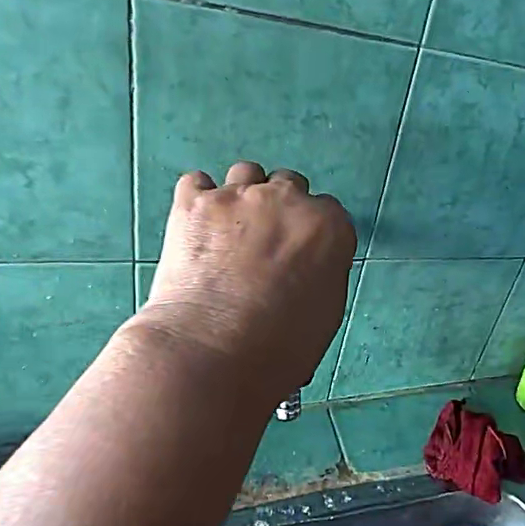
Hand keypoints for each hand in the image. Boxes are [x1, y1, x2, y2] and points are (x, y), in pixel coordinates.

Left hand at [132, 161, 356, 397]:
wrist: (212, 352)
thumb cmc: (279, 347)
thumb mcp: (326, 313)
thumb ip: (323, 272)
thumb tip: (308, 267)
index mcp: (329, 227)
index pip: (329, 212)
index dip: (313, 235)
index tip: (301, 256)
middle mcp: (288, 200)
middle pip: (289, 184)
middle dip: (280, 209)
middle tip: (264, 244)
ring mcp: (239, 196)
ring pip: (246, 173)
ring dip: (243, 195)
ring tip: (229, 231)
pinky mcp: (194, 202)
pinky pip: (198, 181)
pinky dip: (198, 198)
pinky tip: (197, 225)